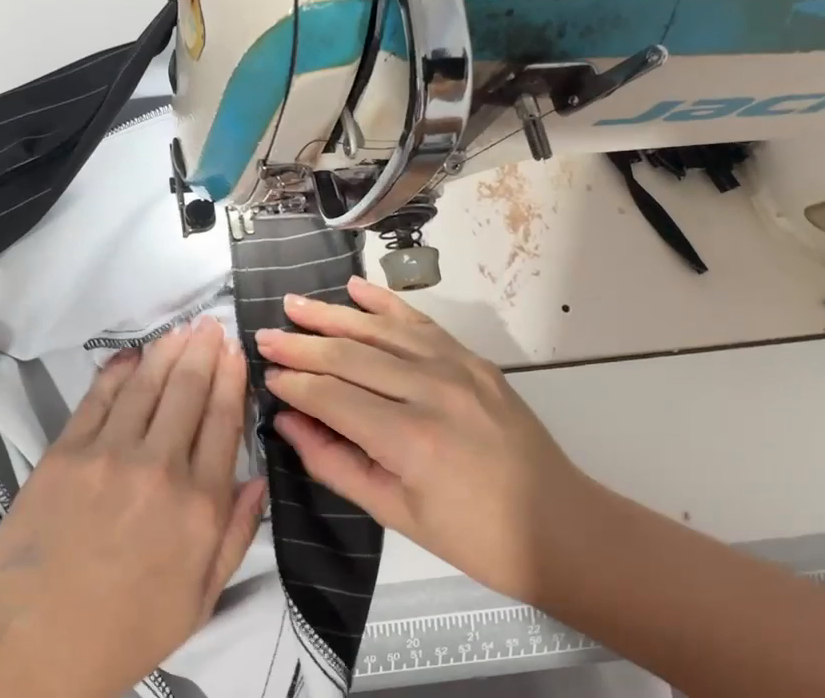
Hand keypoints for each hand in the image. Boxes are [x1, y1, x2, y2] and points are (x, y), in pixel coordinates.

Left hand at [0, 318, 266, 697]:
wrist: (34, 638)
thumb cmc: (124, 630)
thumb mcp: (198, 601)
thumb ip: (234, 538)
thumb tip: (258, 482)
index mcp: (199, 506)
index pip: (224, 422)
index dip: (232, 380)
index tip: (236, 353)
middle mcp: (160, 468)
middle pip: (189, 392)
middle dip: (205, 352)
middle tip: (212, 325)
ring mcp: (109, 453)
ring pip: (147, 384)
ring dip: (168, 350)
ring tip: (182, 329)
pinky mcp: (66, 449)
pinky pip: (99, 397)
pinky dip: (119, 370)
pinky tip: (134, 355)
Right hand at [257, 277, 597, 600]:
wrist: (560, 527)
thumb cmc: (474, 537)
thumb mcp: (396, 515)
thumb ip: (335, 464)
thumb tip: (287, 424)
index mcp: (411, 439)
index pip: (332, 397)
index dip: (294, 385)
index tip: (265, 377)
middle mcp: (432, 391)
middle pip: (350, 356)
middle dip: (301, 345)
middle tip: (263, 335)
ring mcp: (457, 368)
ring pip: (380, 330)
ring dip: (332, 315)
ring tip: (293, 304)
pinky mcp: (473, 360)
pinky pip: (421, 322)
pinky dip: (385, 304)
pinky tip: (355, 288)